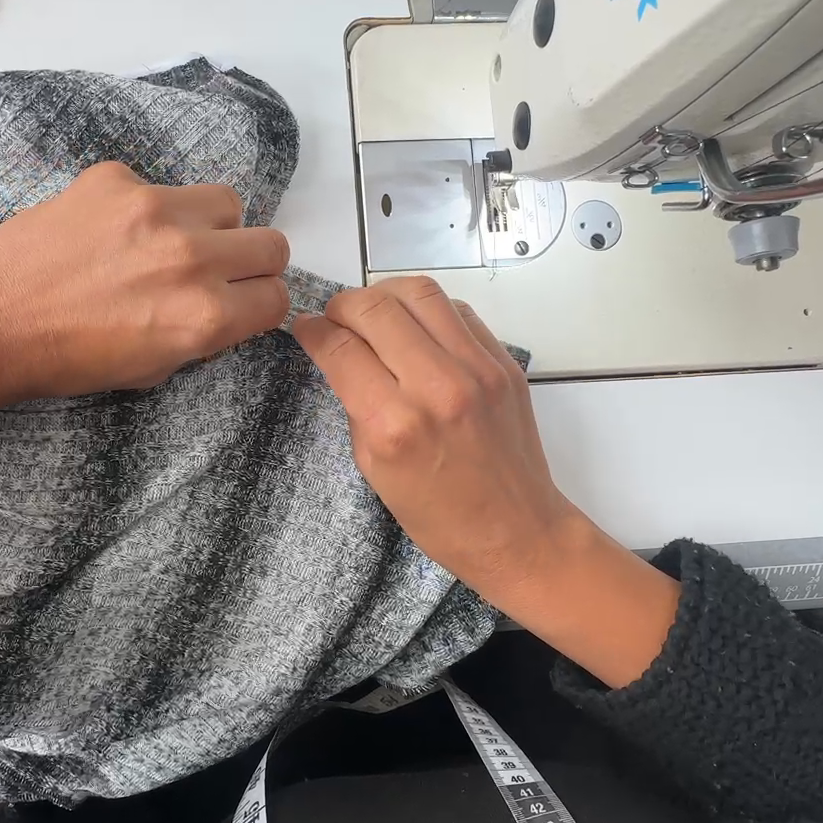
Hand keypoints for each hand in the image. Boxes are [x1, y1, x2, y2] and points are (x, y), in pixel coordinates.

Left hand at [0, 161, 290, 452]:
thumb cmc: (68, 361)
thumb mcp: (153, 369)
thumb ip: (203, 335)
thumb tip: (225, 305)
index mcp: (203, 318)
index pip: (277, 298)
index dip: (261, 304)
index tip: (242, 304)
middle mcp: (192, 259)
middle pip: (272, 244)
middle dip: (253, 263)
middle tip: (218, 272)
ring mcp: (154, 209)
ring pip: (227, 202)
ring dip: (212, 225)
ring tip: (170, 243)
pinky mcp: (115, 178)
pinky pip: (162, 185)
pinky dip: (149, 208)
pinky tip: (111, 231)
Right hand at [291, 277, 677, 686]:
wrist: (517, 531)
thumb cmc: (437, 516)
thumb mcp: (374, 468)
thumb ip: (356, 404)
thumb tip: (340, 354)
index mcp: (394, 424)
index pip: (340, 349)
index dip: (312, 331)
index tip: (305, 328)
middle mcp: (436, 386)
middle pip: (374, 308)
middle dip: (342, 305)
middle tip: (335, 319)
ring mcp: (477, 368)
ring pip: (418, 292)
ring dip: (383, 295)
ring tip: (373, 313)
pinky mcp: (503, 361)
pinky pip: (456, 309)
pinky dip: (425, 309)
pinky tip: (414, 327)